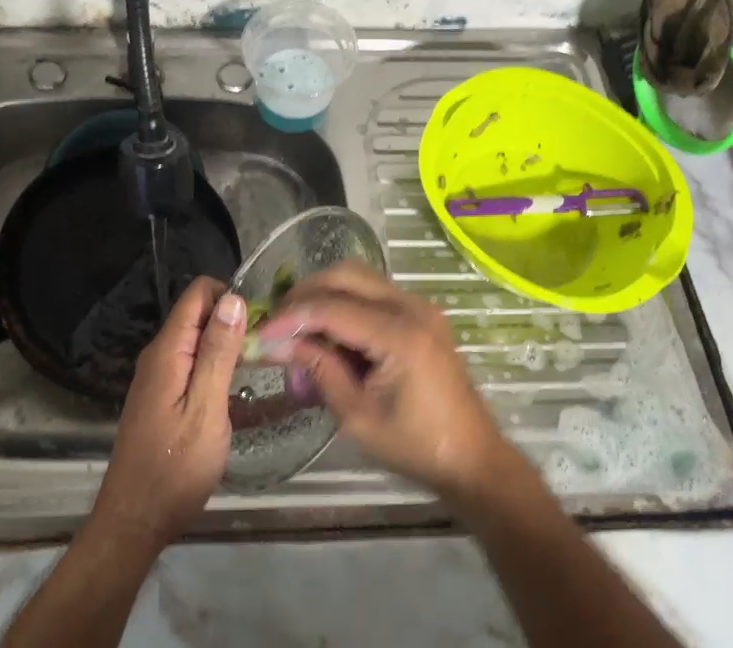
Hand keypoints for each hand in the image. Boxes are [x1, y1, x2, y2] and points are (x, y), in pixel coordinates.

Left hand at [90, 275, 245, 549]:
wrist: (135, 520)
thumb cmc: (175, 468)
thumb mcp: (206, 409)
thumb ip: (217, 353)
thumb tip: (234, 299)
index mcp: (168, 351)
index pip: (199, 293)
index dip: (233, 297)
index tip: (264, 322)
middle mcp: (159, 355)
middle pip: (199, 314)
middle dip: (234, 321)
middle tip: (269, 349)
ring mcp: (158, 377)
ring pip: (197, 340)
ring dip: (228, 346)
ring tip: (261, 368)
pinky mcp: (162, 397)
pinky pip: (192, 364)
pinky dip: (216, 367)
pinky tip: (238, 390)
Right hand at [255, 262, 512, 499]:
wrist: (471, 456)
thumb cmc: (415, 445)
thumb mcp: (357, 416)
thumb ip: (320, 370)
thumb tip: (280, 343)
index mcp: (400, 335)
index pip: (331, 308)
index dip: (290, 318)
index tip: (260, 334)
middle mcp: (412, 308)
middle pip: (345, 276)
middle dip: (304, 294)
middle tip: (277, 322)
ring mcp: (420, 307)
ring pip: (359, 278)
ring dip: (324, 295)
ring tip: (296, 326)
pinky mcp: (421, 314)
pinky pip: (374, 293)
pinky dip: (345, 302)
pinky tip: (327, 331)